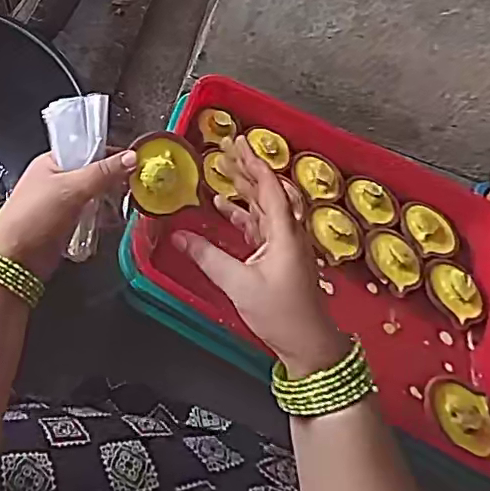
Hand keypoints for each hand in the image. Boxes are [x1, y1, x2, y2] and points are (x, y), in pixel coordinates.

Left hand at [0, 149, 137, 279]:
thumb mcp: (71, 188)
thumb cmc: (35, 216)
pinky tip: (115, 220)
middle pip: (92, 172)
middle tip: (135, 183)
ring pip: (93, 195)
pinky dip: (102, 217)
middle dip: (113, 179)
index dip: (109, 153)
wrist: (14, 260)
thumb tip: (131, 157)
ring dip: (109, 199)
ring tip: (129, 202)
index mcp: (52, 161)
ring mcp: (61, 202)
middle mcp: (56, 179)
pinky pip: (89, 214)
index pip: (86, 148)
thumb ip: (103, 173)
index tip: (134, 160)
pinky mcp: (65, 224)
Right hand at [172, 136, 349, 376]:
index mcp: (285, 234)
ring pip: (264, 206)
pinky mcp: (279, 256)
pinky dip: (243, 211)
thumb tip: (180, 236)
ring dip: (245, 187)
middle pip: (268, 191)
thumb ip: (208, 257)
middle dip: (247, 167)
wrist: (310, 347)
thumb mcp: (239, 285)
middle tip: (228, 147)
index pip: (270, 188)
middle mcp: (288, 234)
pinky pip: (260, 224)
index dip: (253, 163)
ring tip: (224, 170)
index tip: (239, 143)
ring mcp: (285, 245)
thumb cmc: (282, 315)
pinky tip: (225, 206)